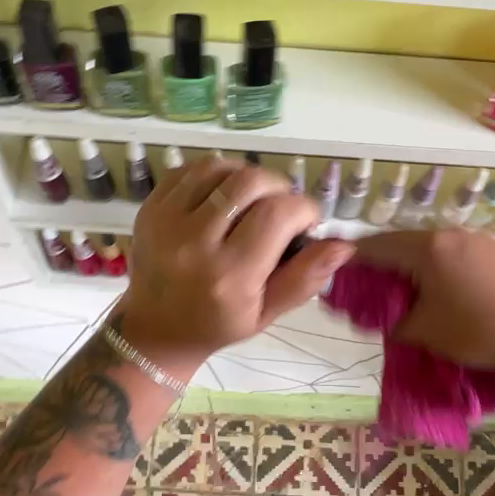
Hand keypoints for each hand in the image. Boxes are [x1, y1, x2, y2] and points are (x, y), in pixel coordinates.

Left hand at [116, 159, 352, 368]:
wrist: (155, 328)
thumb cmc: (217, 323)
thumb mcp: (267, 312)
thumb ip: (305, 278)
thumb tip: (344, 244)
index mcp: (230, 276)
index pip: (279, 215)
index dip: (304, 209)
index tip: (306, 223)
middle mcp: (195, 244)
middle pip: (251, 182)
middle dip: (279, 188)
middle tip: (281, 209)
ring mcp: (166, 221)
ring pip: (221, 168)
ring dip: (247, 176)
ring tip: (253, 200)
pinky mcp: (151, 207)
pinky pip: (191, 169)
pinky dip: (217, 174)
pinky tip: (224, 195)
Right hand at [351, 228, 494, 376]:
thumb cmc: (480, 332)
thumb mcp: (425, 334)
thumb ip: (395, 322)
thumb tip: (384, 318)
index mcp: (429, 247)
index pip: (377, 246)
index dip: (353, 260)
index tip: (339, 274)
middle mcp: (455, 234)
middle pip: (408, 245)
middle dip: (388, 267)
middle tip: (375, 292)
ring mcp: (485, 241)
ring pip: (438, 251)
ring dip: (420, 270)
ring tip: (415, 297)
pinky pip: (463, 258)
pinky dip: (447, 272)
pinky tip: (453, 297)